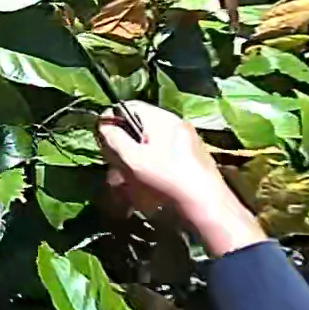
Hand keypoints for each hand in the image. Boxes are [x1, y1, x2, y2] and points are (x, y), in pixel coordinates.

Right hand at [97, 102, 265, 256]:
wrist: (206, 202)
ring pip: (148, 144)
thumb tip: (103, 123)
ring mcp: (186, 140)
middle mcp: (175, 124)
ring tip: (126, 181)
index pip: (127, 106)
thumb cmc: (164, 177)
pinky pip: (162, 155)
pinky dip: (149, 166)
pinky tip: (145, 185)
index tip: (102, 140)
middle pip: (137, 127)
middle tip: (114, 165)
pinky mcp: (192, 156)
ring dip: (133, 160)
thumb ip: (112, 136)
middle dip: (121, 146)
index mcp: (161, 118)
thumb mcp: (130, 157)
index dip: (110, 121)